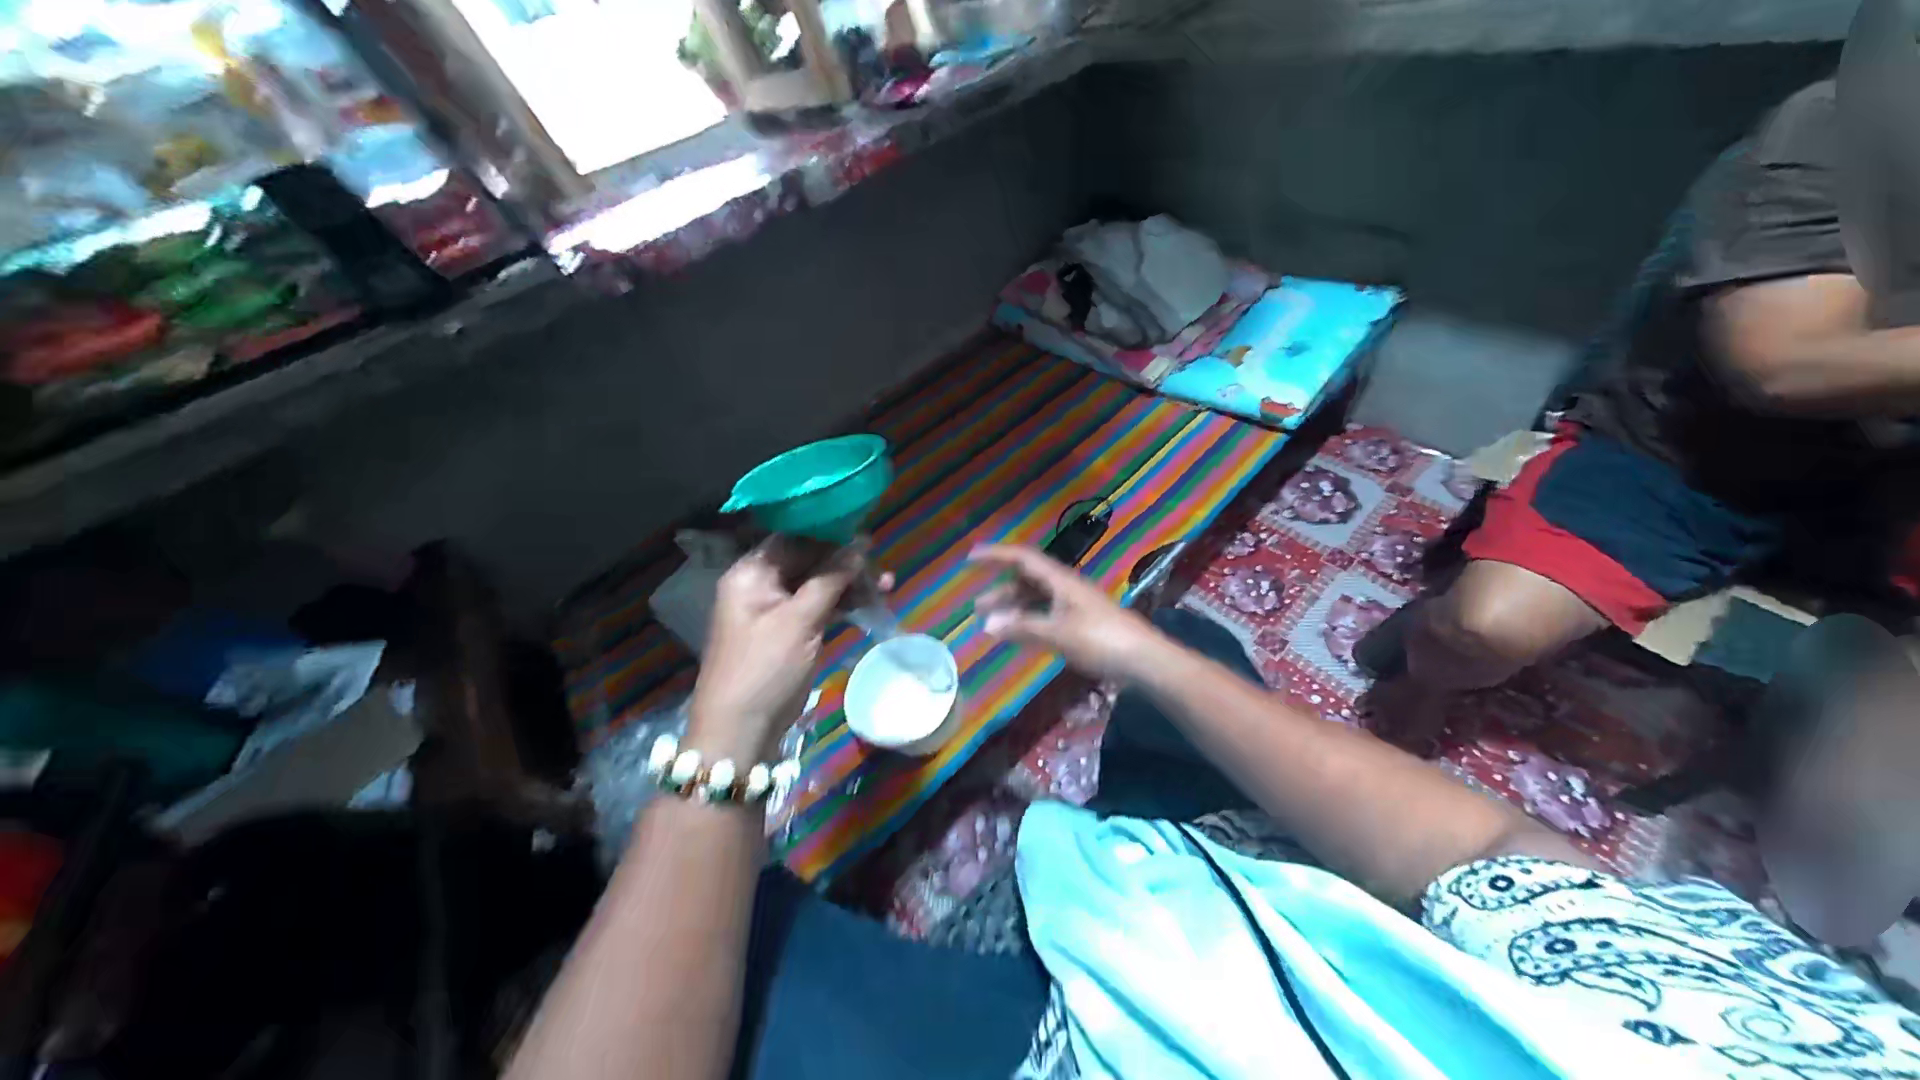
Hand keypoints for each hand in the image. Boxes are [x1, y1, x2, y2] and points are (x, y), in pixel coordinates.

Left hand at [688, 539, 872, 760]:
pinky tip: (871, 602)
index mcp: (752, 572)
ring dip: (849, 584)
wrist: (740, 729)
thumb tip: (860, 544)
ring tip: (886, 584)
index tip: (865, 534)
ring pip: (817, 585)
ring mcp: (776, 610)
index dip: (829, 533)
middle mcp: (761, 584)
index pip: (794, 537)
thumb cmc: (765, 667)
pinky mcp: (790, 632)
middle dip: (845, 562)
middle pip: (808, 560)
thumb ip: (830, 578)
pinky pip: (818, 608)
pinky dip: (841, 605)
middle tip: (880, 565)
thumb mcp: (799, 620)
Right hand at [968, 545, 1164, 681]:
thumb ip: (1023, 628)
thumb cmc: (1101, 641)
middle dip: (1002, 591)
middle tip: (978, 608)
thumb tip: (988, 624)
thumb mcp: (1058, 634)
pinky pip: (1047, 614)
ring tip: (994, 626)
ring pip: (1037, 599)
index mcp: (1061, 581)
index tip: (970, 559)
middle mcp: (1066, 587)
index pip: (1022, 558)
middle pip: (1028, 580)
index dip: (996, 555)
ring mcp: (1076, 605)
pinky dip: (1030, 621)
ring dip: (1015, 608)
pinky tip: (1021, 636)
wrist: (1145, 660)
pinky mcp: (1083, 623)